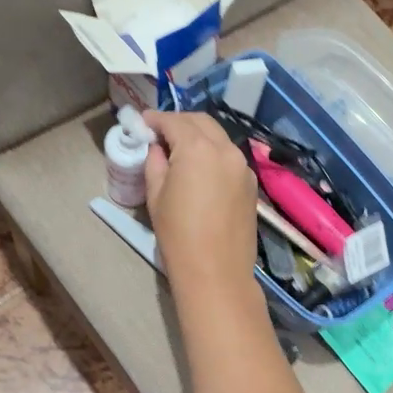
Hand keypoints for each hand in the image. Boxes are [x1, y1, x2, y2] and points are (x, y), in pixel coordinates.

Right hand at [140, 110, 257, 292]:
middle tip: (160, 133)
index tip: (142, 123)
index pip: (174, 122)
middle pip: (201, 122)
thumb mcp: (156, 196)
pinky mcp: (251, 184)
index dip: (155, 120)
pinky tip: (201, 169)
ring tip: (179, 150)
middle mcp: (225, 149)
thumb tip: (157, 148)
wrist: (216, 272)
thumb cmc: (178, 235)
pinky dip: (214, 154)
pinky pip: (230, 158)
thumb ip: (155, 163)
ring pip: (219, 138)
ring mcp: (243, 166)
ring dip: (199, 136)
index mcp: (197, 148)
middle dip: (179, 123)